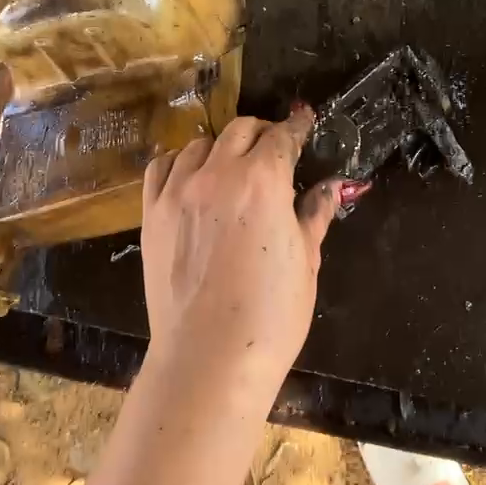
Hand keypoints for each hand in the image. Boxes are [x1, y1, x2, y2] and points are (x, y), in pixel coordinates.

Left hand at [140, 106, 339, 379]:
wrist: (209, 360)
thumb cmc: (271, 316)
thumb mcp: (306, 261)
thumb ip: (316, 213)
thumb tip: (334, 186)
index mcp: (263, 181)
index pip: (282, 136)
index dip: (297, 128)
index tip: (304, 124)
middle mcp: (218, 173)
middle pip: (240, 130)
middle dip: (262, 134)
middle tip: (273, 152)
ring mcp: (178, 191)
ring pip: (199, 144)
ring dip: (221, 148)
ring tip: (231, 168)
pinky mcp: (151, 213)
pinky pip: (162, 167)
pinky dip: (180, 163)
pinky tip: (192, 178)